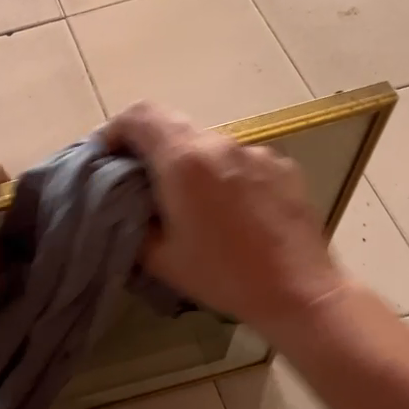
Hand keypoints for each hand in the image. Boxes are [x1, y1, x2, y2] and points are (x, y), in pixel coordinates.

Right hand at [104, 102, 348, 328]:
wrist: (301, 292)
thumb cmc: (224, 276)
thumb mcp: (161, 257)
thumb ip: (134, 219)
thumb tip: (125, 201)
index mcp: (184, 160)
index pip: (139, 116)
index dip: (116, 129)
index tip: (108, 156)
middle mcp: (219, 143)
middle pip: (172, 125)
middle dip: (150, 147)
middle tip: (142, 181)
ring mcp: (254, 151)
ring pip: (206, 143)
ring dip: (189, 161)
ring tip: (192, 202)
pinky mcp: (281, 165)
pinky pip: (238, 158)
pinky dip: (224, 174)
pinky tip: (232, 210)